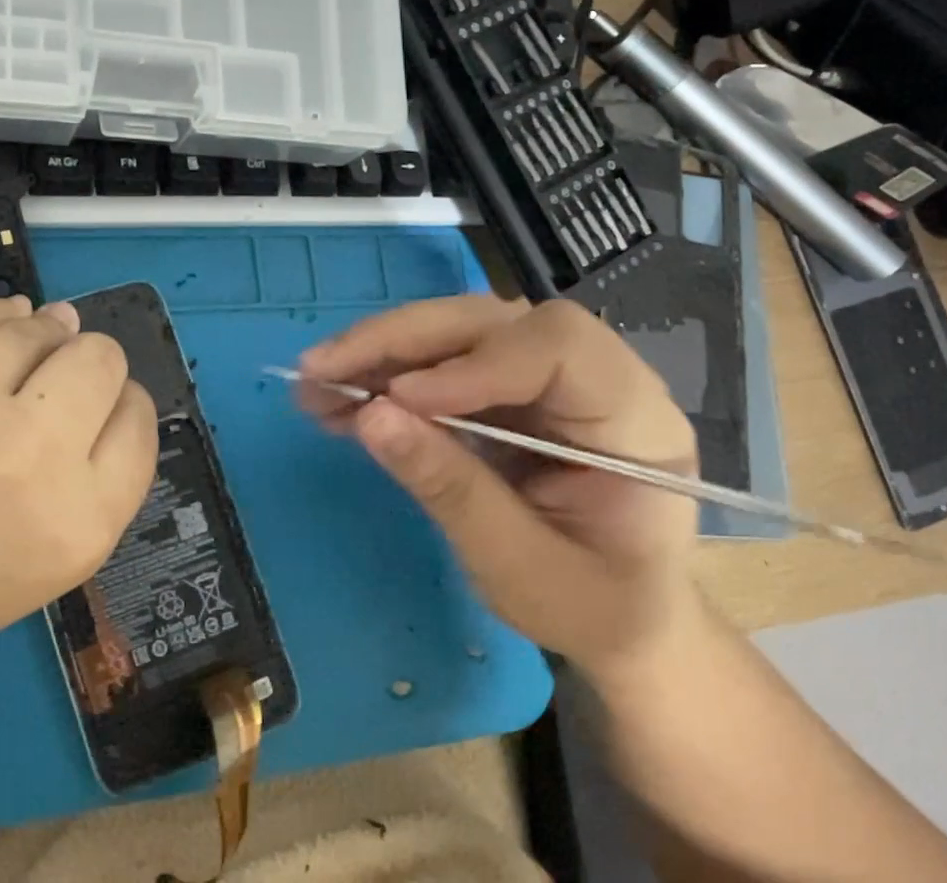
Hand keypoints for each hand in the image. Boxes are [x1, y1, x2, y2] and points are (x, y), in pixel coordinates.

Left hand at [0, 297, 157, 706]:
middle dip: (88, 365)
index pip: (138, 421)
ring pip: (38, 325)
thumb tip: (100, 378)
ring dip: (38, 338)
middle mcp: (32, 447)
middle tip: (55, 383)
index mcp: (78, 519)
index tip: (96, 410)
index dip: (121, 407)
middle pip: (101, 360)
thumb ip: (88, 481)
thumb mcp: (42, 565)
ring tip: (14, 363)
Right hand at [299, 297, 701, 678]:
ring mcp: (545, 382)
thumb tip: (369, 418)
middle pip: (493, 323)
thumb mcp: (519, 565)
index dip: (473, 364)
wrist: (619, 624)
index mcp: (634, 422)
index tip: (397, 399)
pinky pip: (439, 367)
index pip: (558, 350)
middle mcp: (594, 380)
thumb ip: (450, 488)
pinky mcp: (506, 394)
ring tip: (311, 385)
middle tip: (319, 368)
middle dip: (401, 340)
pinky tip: (335, 401)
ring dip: (379, 354)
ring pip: (456, 334)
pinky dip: (383, 379)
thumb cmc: (591, 607)